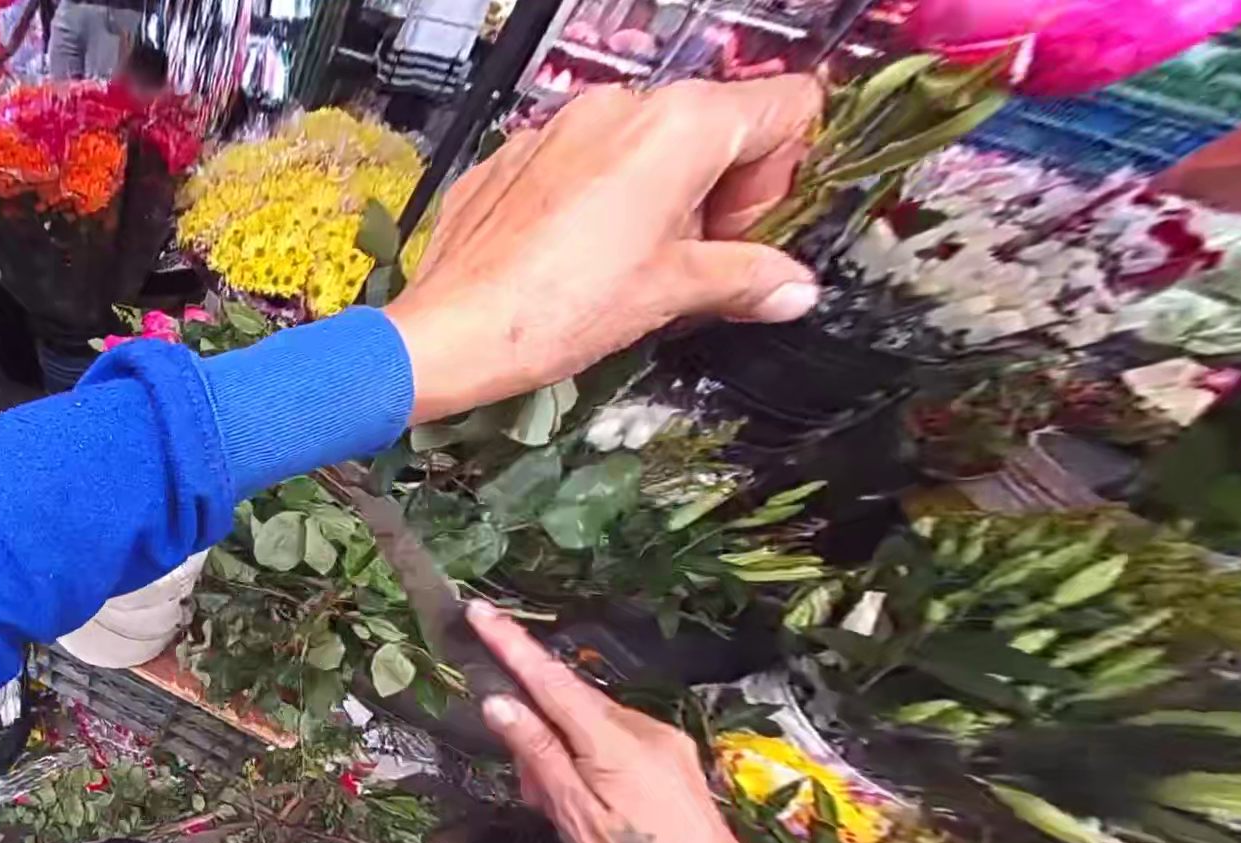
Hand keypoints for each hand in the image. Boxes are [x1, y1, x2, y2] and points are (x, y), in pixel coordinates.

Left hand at [387, 77, 824, 425]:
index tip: (735, 240)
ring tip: (609, 272)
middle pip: (703, 131)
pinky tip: (558, 262)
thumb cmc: (555, 313)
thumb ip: (741, 279)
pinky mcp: (502, 164)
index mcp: (676, 125)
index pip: (785, 110)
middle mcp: (613, 108)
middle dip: (705, 198)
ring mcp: (549, 132)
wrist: (447, 335)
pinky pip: (567, 168)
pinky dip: (581, 205)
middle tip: (674, 267)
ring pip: (631, 151)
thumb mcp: (662, 296)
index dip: (775, 180)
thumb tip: (793, 288)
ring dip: (642, 204)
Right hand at [466, 601, 773, 842]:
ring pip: (583, 719)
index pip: (550, 680)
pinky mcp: (666, 747)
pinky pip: (608, 732)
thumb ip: (539, 754)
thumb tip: (497, 703)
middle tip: (530, 786)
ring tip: (558, 803)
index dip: (511, 642)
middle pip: (565, 699)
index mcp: (615, 743)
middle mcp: (640, 725)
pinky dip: (582, 752)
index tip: (480, 610)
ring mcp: (658, 733)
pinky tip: (583, 793)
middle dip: (533, 725)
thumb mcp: (578, 817)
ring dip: (558, 747)